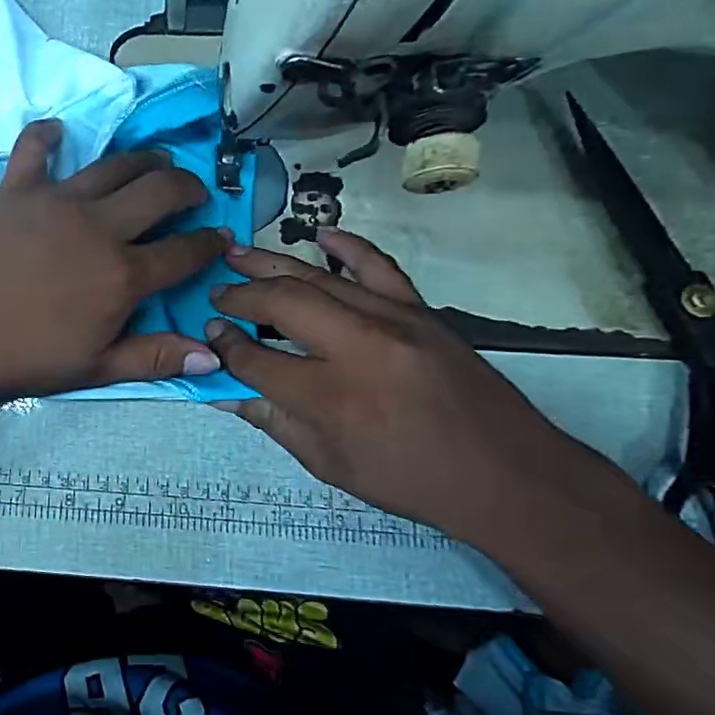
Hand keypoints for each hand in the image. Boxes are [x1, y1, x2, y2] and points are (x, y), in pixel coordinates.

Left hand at [0, 119, 228, 401]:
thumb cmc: (24, 356)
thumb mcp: (95, 367)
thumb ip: (155, 357)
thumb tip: (213, 358)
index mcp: (123, 274)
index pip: (185, 251)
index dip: (211, 243)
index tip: (221, 237)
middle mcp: (99, 226)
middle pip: (160, 190)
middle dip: (188, 188)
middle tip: (194, 194)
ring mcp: (57, 201)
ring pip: (115, 165)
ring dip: (144, 160)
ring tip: (155, 162)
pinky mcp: (17, 190)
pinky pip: (35, 150)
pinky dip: (47, 136)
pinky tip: (59, 131)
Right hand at [204, 229, 600, 539]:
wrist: (505, 473)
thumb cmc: (411, 479)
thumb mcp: (332, 465)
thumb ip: (274, 423)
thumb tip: (226, 393)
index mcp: (330, 399)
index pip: (256, 360)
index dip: (226, 345)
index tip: (210, 333)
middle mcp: (356, 349)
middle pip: (282, 304)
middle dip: (240, 297)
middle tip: (217, 295)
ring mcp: (392, 320)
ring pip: (319, 278)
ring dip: (272, 265)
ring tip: (238, 255)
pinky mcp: (420, 310)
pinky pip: (378, 265)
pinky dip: (348, 245)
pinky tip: (321, 235)